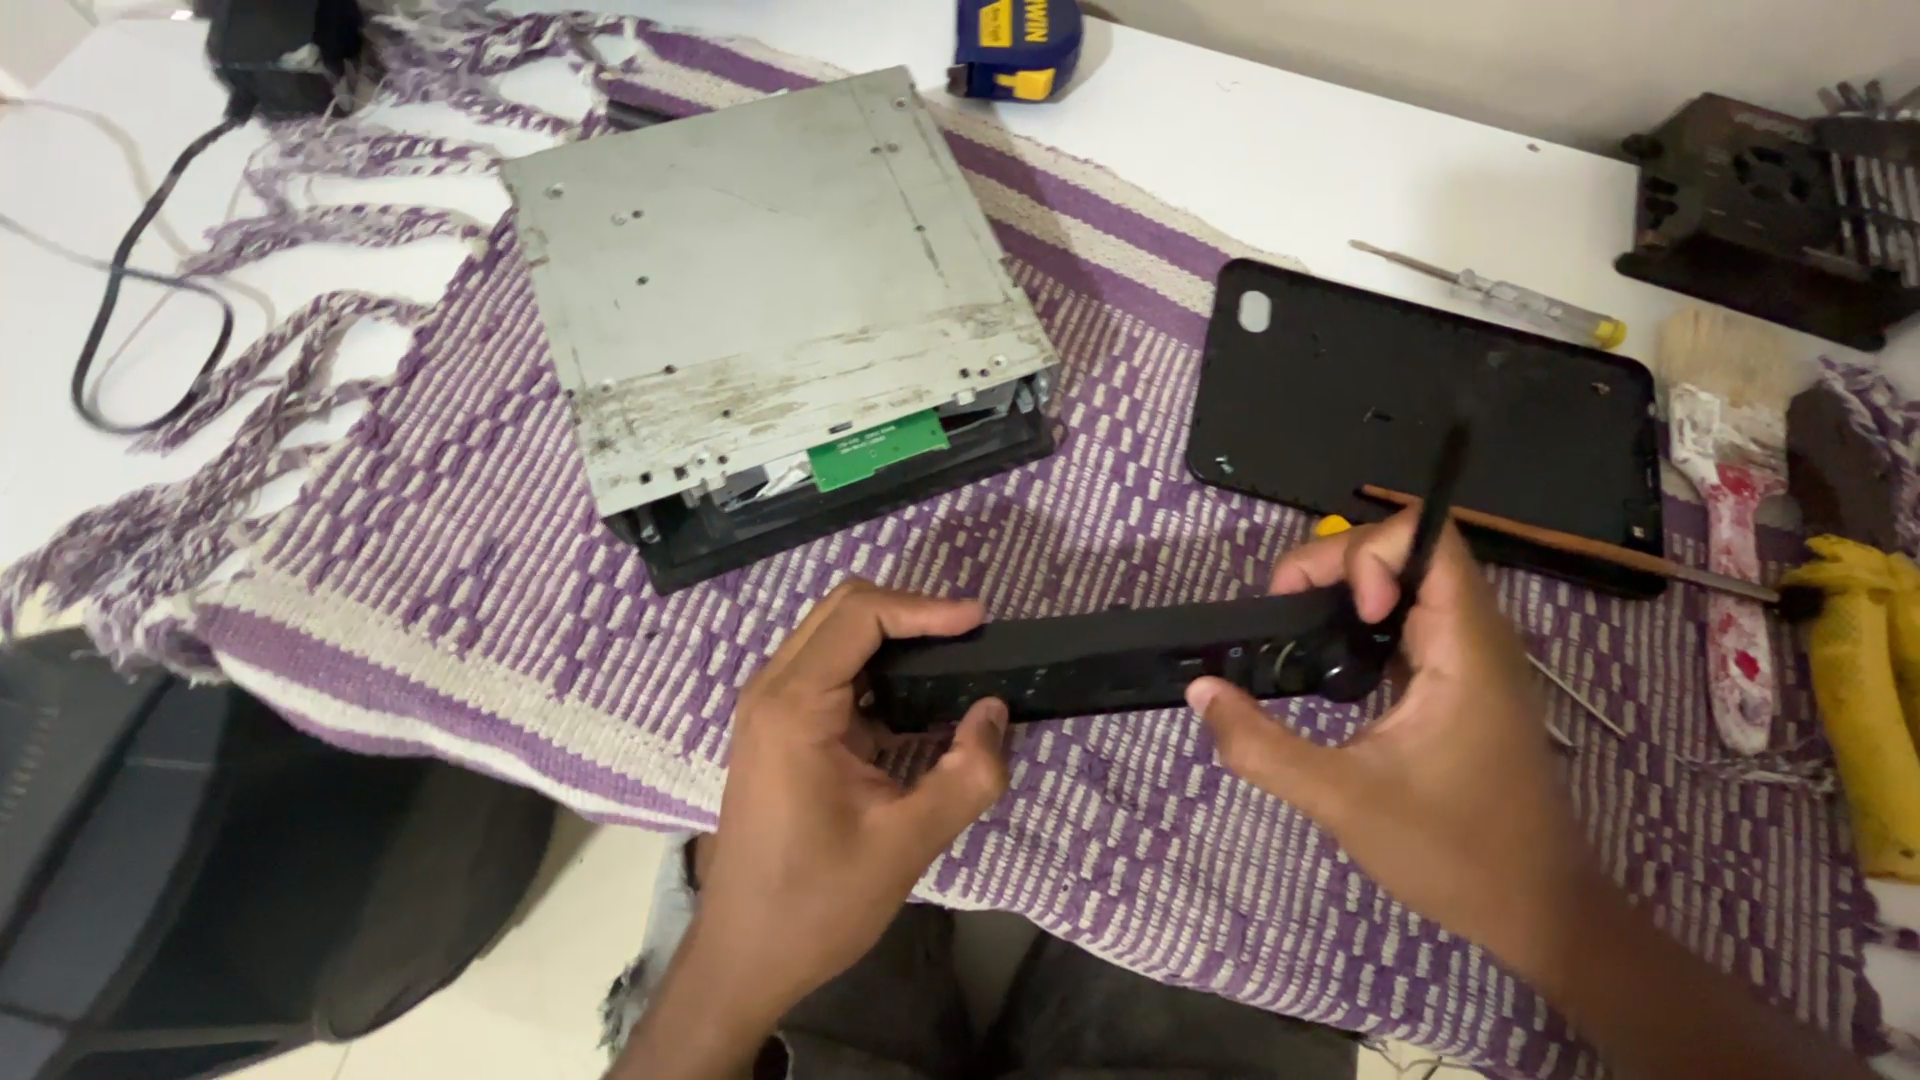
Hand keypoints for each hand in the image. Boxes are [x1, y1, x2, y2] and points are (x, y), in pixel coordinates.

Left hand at [619, 581, 1010, 1078]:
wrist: (744, 957)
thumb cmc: (817, 903)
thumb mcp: (907, 843)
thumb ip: (966, 775)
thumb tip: (996, 712)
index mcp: (794, 706)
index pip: (860, 615)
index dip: (924, 608)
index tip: (979, 621)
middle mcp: (772, 689)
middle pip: (843, 610)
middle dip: (909, 612)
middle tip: (968, 639)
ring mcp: (769, 706)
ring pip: (834, 635)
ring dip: (892, 638)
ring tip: (952, 662)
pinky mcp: (778, 727)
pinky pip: (829, 670)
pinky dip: (875, 669)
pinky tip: (916, 701)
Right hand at [1187, 511, 1597, 973]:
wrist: (1538, 913)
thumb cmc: (1451, 852)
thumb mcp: (1340, 801)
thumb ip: (1261, 746)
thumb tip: (1201, 690)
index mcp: (1465, 650)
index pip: (1425, 541)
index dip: (1364, 554)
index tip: (1325, 611)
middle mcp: (1475, 640)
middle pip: (1410, 552)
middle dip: (1337, 563)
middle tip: (1285, 609)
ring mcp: (1470, 661)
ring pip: (1409, 583)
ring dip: (1347, 589)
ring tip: (1297, 628)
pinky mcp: (1460, 684)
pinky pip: (1410, 622)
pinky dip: (1362, 621)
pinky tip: (1328, 663)